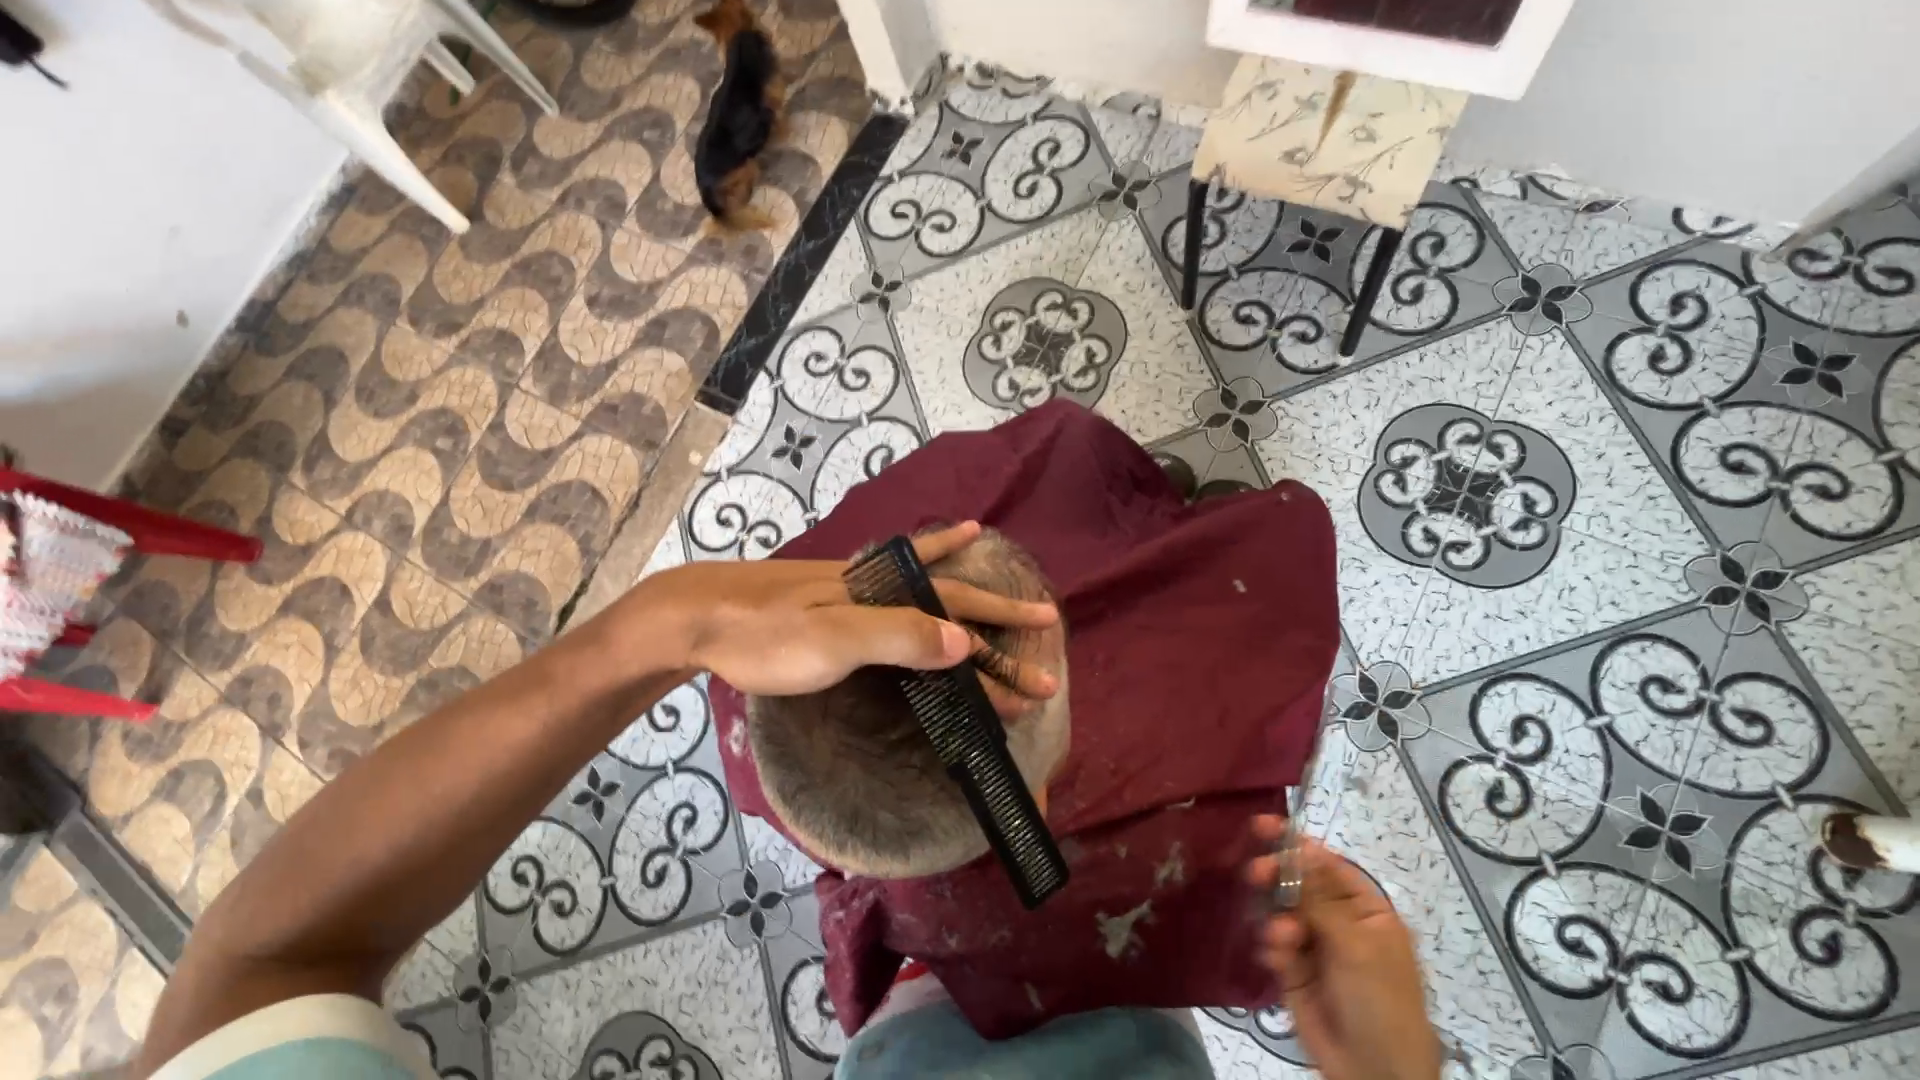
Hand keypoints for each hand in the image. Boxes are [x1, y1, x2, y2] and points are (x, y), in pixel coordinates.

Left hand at [631, 521, 1060, 709]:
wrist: (691, 614)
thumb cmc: (762, 635)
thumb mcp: (832, 642)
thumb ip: (897, 638)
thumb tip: (965, 642)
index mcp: (883, 595)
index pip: (961, 610)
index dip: (1003, 631)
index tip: (1047, 649)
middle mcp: (874, 583)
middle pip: (948, 592)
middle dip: (994, 609)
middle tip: (1040, 615)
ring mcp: (847, 586)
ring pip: (916, 577)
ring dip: (951, 567)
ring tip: (974, 540)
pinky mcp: (825, 597)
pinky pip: (884, 579)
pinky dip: (903, 567)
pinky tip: (897, 561)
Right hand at [1246, 820, 1443, 1079]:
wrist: (1373, 1073)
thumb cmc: (1379, 1001)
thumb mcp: (1354, 945)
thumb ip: (1319, 897)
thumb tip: (1301, 846)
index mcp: (1367, 912)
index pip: (1329, 866)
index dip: (1298, 845)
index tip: (1264, 826)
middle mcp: (1340, 924)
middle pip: (1300, 885)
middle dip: (1278, 879)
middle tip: (1256, 874)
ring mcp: (1316, 948)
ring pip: (1282, 912)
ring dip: (1276, 918)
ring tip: (1279, 937)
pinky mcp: (1294, 973)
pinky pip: (1275, 945)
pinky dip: (1272, 945)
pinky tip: (1276, 958)